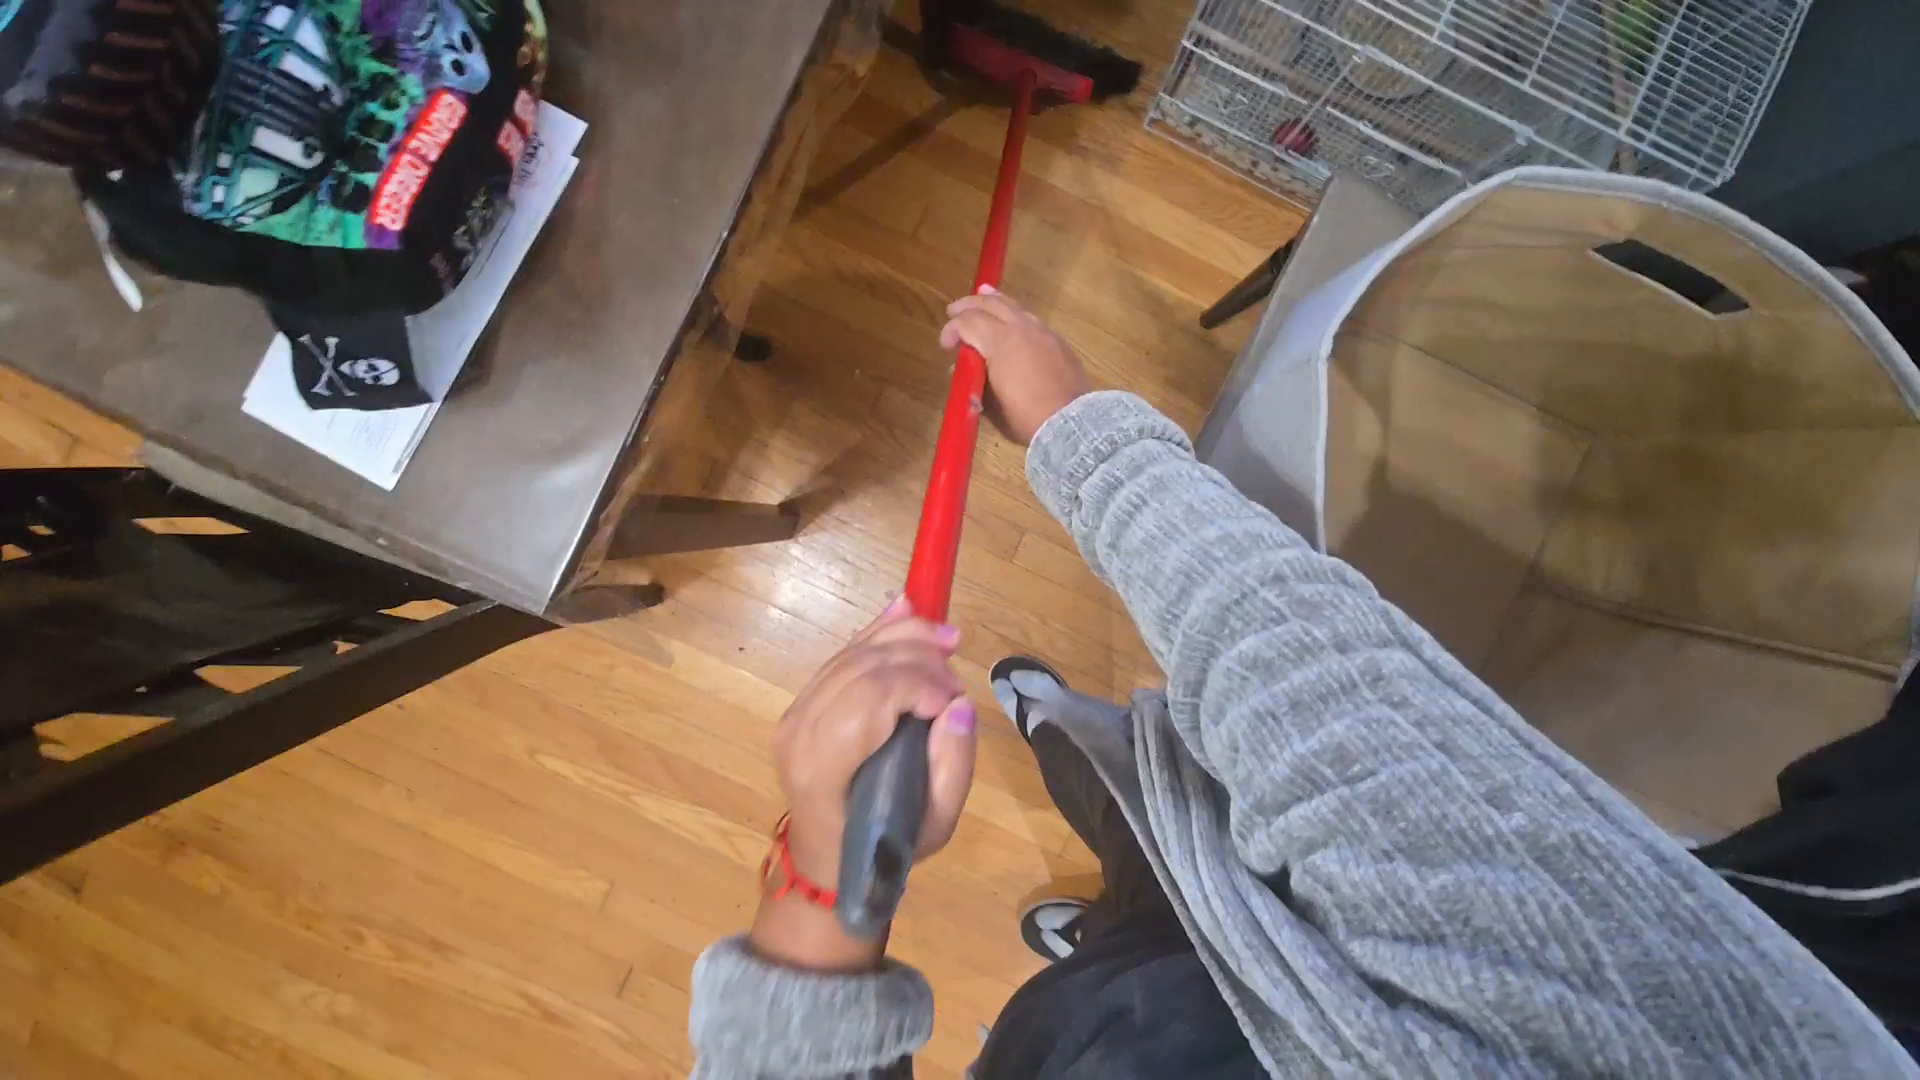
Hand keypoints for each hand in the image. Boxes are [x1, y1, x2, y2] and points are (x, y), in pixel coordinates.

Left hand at [773, 598, 977, 887]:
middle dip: (918, 657)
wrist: (826, 858)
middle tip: (956, 673)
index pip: (871, 697)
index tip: (955, 698)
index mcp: (824, 766)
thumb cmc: (883, 846)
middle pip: (864, 667)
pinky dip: (879, 630)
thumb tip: (960, 705)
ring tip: (947, 640)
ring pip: (854, 652)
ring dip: (903, 636)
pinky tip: (908, 609)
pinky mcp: (803, 700)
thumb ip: (952, 767)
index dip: (918, 683)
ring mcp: (795, 712)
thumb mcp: (934, 826)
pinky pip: (843, 653)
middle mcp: (800, 731)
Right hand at [940, 287, 1092, 444]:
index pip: (967, 323)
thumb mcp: (992, 406)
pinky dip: (1015, 314)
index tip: (945, 346)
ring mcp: (1043, 331)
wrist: (1072, 424)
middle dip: (968, 305)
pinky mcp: (1058, 341)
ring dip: (994, 301)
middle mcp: (1020, 328)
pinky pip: (1031, 319)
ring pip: (1014, 306)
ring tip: (983, 296)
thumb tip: (967, 369)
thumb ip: (976, 382)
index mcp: (999, 342)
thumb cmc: (1026, 418)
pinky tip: (1013, 321)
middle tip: (954, 310)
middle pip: (989, 304)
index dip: (951, 330)